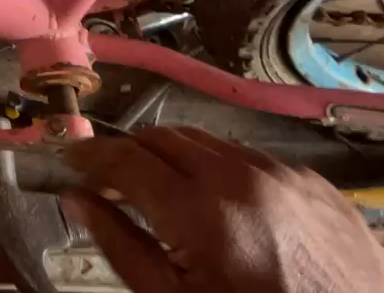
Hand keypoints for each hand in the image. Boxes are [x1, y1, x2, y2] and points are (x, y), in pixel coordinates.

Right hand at [62, 126, 383, 292]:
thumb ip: (120, 246)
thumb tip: (75, 199)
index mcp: (203, 214)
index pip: (123, 158)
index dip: (88, 156)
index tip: (67, 162)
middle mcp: (241, 178)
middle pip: (158, 137)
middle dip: (128, 155)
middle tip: (113, 184)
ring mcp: (283, 174)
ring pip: (201, 140)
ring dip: (172, 158)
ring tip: (167, 195)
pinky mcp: (316, 181)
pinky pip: (247, 156)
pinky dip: (219, 170)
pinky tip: (224, 208)